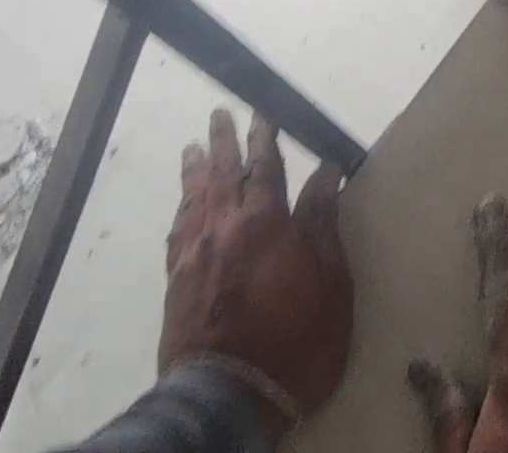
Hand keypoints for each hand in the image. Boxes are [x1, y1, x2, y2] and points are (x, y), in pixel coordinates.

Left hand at [159, 108, 352, 434]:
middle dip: (223, 142)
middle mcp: (224, 227)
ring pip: (194, 199)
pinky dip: (181, 210)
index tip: (262, 111)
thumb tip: (326, 173)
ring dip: (195, 169)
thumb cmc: (297, 337)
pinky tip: (183, 206)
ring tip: (193, 147)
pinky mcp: (177, 282)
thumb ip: (322, 221)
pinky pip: (177, 232)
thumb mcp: (330, 279)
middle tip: (218, 115)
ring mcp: (195, 254)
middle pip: (221, 174)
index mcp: (265, 221)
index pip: (264, 165)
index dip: (264, 135)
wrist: (231, 396)